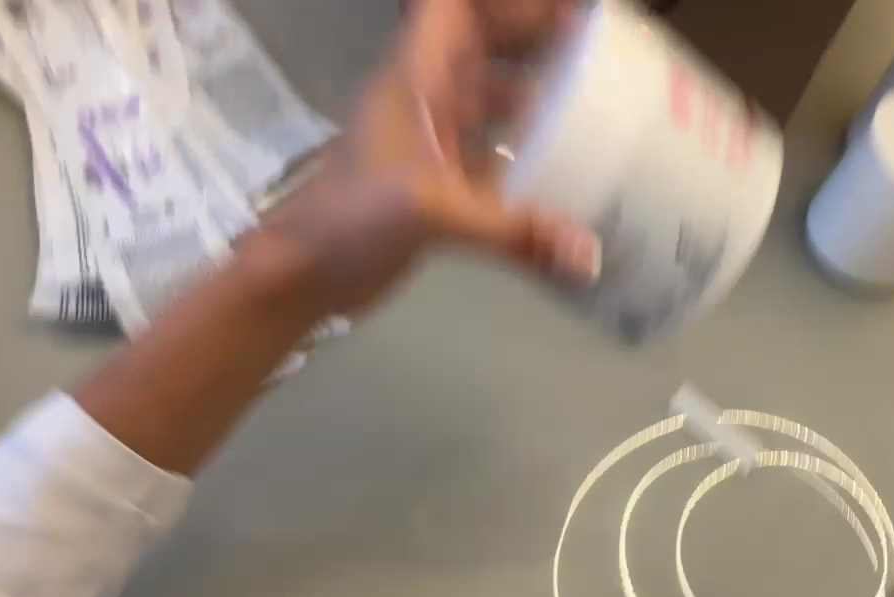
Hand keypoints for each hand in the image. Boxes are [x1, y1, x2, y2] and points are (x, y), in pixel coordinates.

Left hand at [250, 0, 600, 315]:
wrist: (306, 273)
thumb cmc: (352, 220)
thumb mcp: (433, 212)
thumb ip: (512, 232)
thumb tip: (587, 256)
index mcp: (415, 79)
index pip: (455, 9)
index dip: (505, 5)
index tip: (561, 13)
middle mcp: (423, 103)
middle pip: (479, 48)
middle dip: (529, 42)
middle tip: (587, 55)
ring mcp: (428, 148)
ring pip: (483, 106)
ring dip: (527, 102)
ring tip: (581, 110)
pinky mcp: (433, 190)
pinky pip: (484, 162)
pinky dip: (517, 165)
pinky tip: (552, 180)